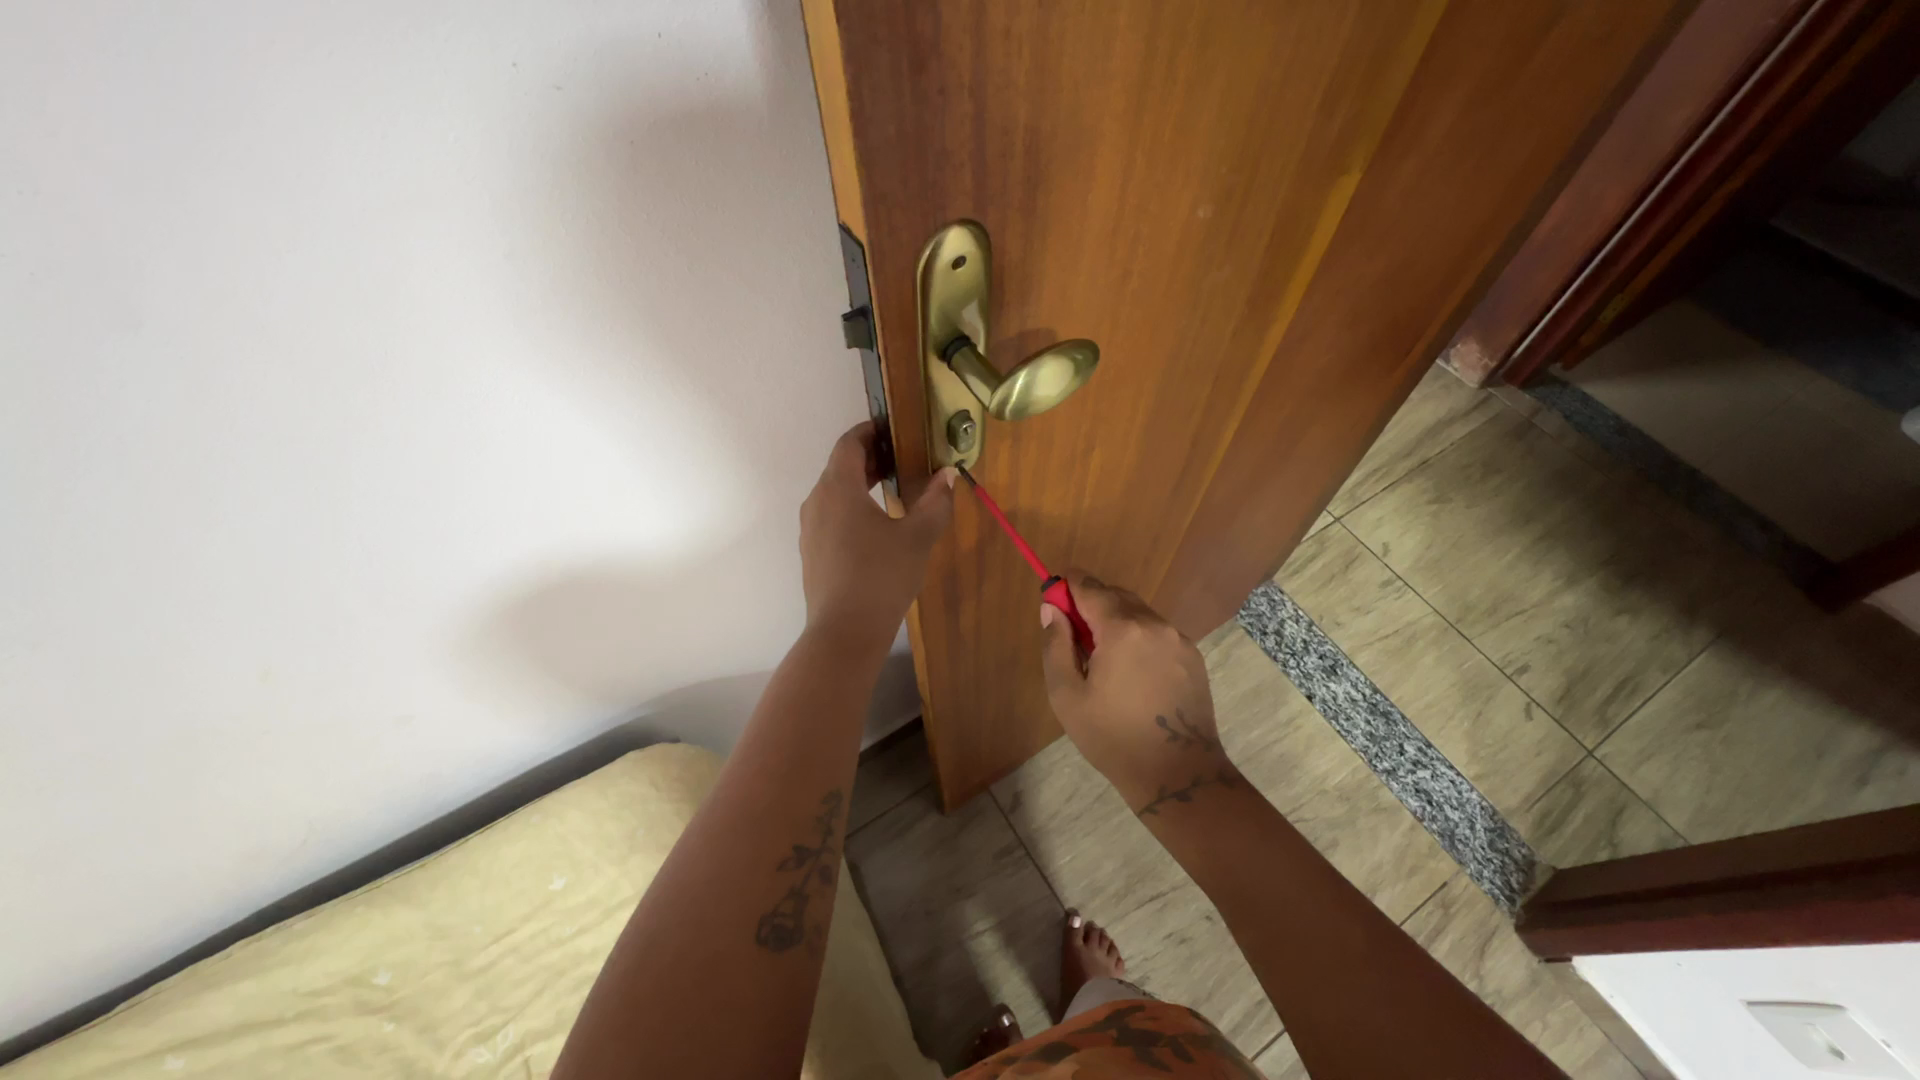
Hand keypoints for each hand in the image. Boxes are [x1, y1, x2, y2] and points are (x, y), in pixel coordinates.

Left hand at [799, 422, 955, 649]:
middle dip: (870, 458)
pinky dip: (852, 508)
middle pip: (841, 467)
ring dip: (861, 485)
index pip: (849, 443)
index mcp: (838, 488)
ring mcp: (810, 529)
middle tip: (902, 457)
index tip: (894, 427)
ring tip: (894, 490)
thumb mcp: (917, 537)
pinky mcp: (811, 553)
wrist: (845, 632)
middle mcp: (817, 502)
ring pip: (835, 494)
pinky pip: (831, 517)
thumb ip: (935, 502)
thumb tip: (947, 475)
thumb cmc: (882, 576)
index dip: (871, 430)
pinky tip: (877, 527)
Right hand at [1037, 572, 1231, 811]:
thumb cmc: (1112, 737)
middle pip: (1117, 596)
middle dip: (1091, 603)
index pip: (1090, 588)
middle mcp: (1155, 625)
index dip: (1068, 586)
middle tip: (1073, 632)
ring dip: (1117, 621)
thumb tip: (1051, 610)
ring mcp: (1179, 640)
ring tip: (1101, 657)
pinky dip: (1139, 638)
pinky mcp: (1193, 658)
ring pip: (1140, 614)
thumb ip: (1056, 645)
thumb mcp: (1067, 695)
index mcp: (1122, 629)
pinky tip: (1130, 671)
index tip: (1053, 594)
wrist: (1178, 773)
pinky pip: (1158, 634)